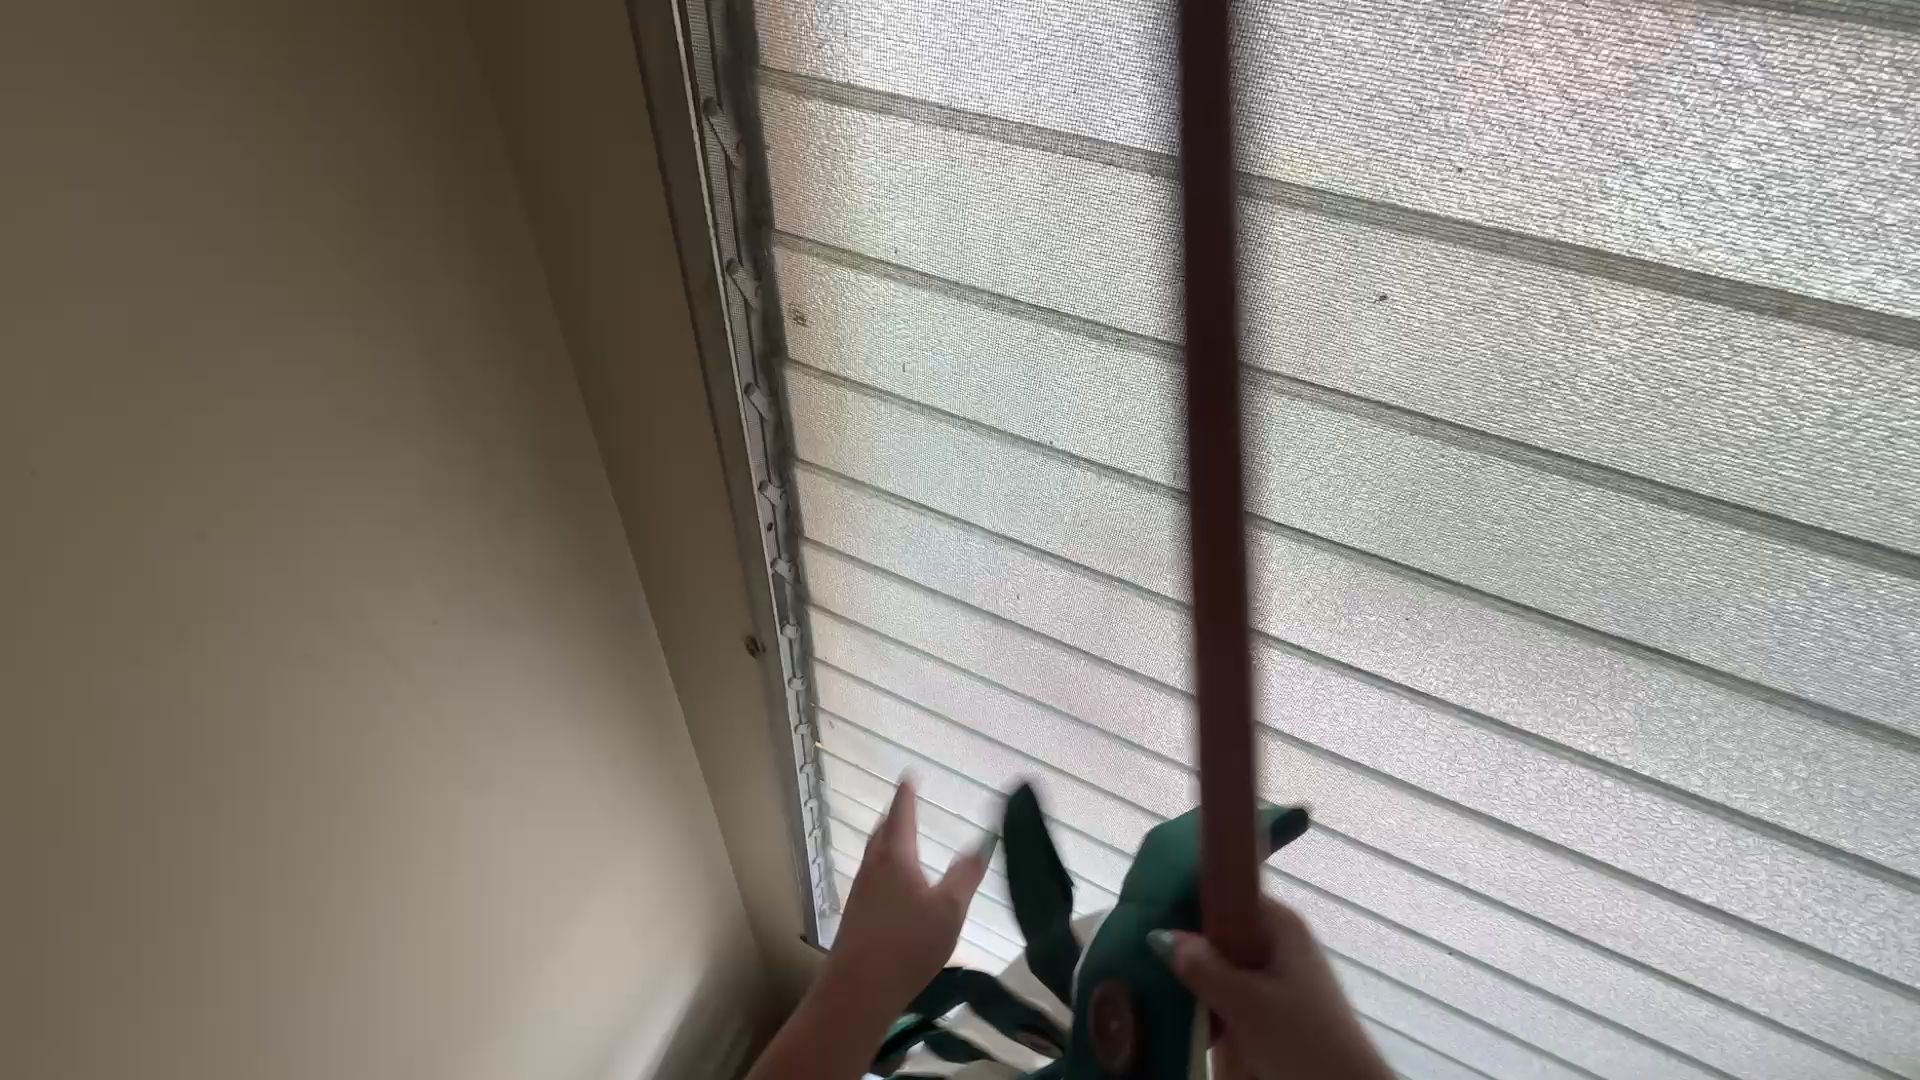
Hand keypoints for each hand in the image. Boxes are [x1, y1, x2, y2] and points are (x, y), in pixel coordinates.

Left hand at [824, 779, 990, 1010]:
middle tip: (904, 804)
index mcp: (896, 857)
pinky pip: (871, 876)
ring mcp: (860, 891)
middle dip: (894, 815)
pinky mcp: (855, 916)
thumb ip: (965, 876)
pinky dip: (883, 866)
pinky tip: (892, 885)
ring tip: (899, 839)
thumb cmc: (906, 946)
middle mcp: (873, 867)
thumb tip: (981, 844)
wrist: (856, 991)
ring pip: (873, 854)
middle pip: (882, 831)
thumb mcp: (948, 911)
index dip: (907, 795)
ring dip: (886, 840)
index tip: (908, 776)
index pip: (902, 815)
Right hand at [1154, 899, 1392, 1079]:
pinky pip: (1237, 990)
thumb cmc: (1304, 1043)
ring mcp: (1283, 974)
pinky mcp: (1282, 1007)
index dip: (1188, 898)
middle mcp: (1281, 940)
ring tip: (1161, 986)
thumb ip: (1201, 967)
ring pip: (1227, 963)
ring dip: (1200, 978)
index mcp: (1279, 923)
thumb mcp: (1245, 1004)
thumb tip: (1159, 935)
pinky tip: (1190, 1017)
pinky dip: (1215, 1000)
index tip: (1152, 911)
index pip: (1225, 892)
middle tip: (1149, 954)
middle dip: (1190, 944)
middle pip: (1222, 929)